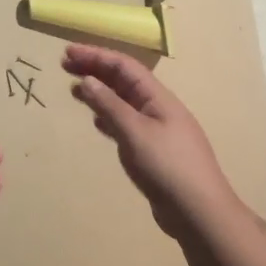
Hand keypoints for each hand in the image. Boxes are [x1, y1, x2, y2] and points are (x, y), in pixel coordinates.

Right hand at [65, 44, 234, 238]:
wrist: (199, 213)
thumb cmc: (167, 166)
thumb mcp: (134, 132)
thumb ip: (109, 105)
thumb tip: (86, 80)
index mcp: (158, 98)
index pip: (124, 66)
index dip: (95, 55)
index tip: (68, 52)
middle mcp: (158, 108)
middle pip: (123, 81)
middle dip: (95, 70)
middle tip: (65, 65)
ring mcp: (157, 130)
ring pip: (123, 102)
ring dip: (99, 92)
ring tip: (74, 89)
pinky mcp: (153, 151)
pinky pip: (126, 123)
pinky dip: (108, 116)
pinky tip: (96, 120)